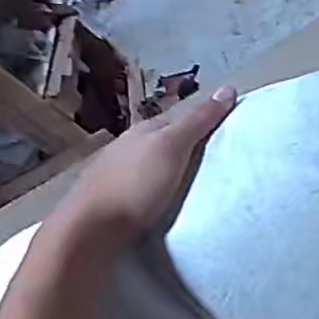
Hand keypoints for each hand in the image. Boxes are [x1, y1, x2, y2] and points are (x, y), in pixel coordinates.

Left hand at [56, 85, 237, 241]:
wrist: (89, 231)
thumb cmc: (135, 184)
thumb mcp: (173, 147)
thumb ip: (199, 121)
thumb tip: (228, 87)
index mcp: (143, 131)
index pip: (181, 120)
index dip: (205, 126)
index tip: (230, 139)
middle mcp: (127, 147)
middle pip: (165, 144)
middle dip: (187, 152)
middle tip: (217, 168)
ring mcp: (114, 174)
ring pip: (151, 167)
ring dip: (169, 174)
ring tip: (194, 190)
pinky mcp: (109, 201)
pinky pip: (141, 190)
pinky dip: (155, 192)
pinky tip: (162, 205)